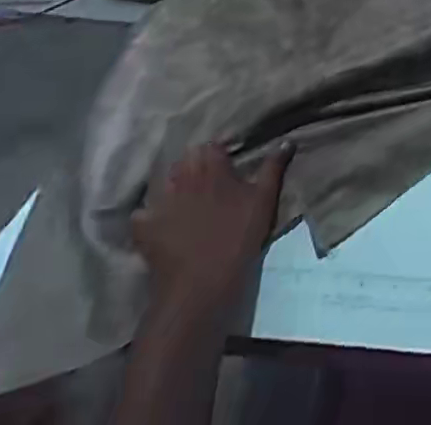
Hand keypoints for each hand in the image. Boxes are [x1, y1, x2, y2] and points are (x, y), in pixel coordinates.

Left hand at [131, 142, 291, 315]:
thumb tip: (286, 141)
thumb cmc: (238, 241)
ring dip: (174, 189)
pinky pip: (143, 214)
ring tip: (186, 206)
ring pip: (165, 183)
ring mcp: (160, 199)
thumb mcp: (264, 203)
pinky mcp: (143, 225)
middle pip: (186, 160)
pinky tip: (160, 229)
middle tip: (208, 188)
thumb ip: (273, 169)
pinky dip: (150, 219)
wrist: (201, 288)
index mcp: (211, 167)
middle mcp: (183, 176)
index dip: (219, 157)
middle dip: (195, 168)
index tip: (227, 170)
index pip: (212, 147)